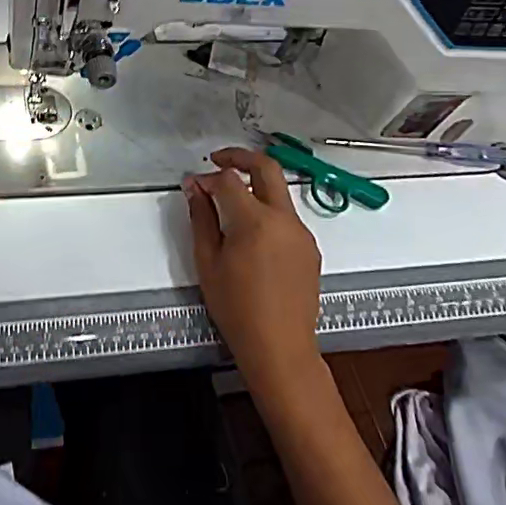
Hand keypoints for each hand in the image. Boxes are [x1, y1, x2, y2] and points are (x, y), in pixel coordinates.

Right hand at [184, 148, 323, 391]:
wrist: (280, 349)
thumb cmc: (238, 310)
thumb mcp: (208, 262)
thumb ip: (201, 219)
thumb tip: (195, 189)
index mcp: (255, 222)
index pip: (229, 180)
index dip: (208, 178)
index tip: (195, 186)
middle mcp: (284, 220)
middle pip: (266, 167)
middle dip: (240, 156)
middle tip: (219, 160)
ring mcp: (301, 233)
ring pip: (279, 192)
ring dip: (255, 185)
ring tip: (230, 201)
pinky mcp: (310, 248)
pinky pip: (287, 217)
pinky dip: (268, 211)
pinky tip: (251, 233)